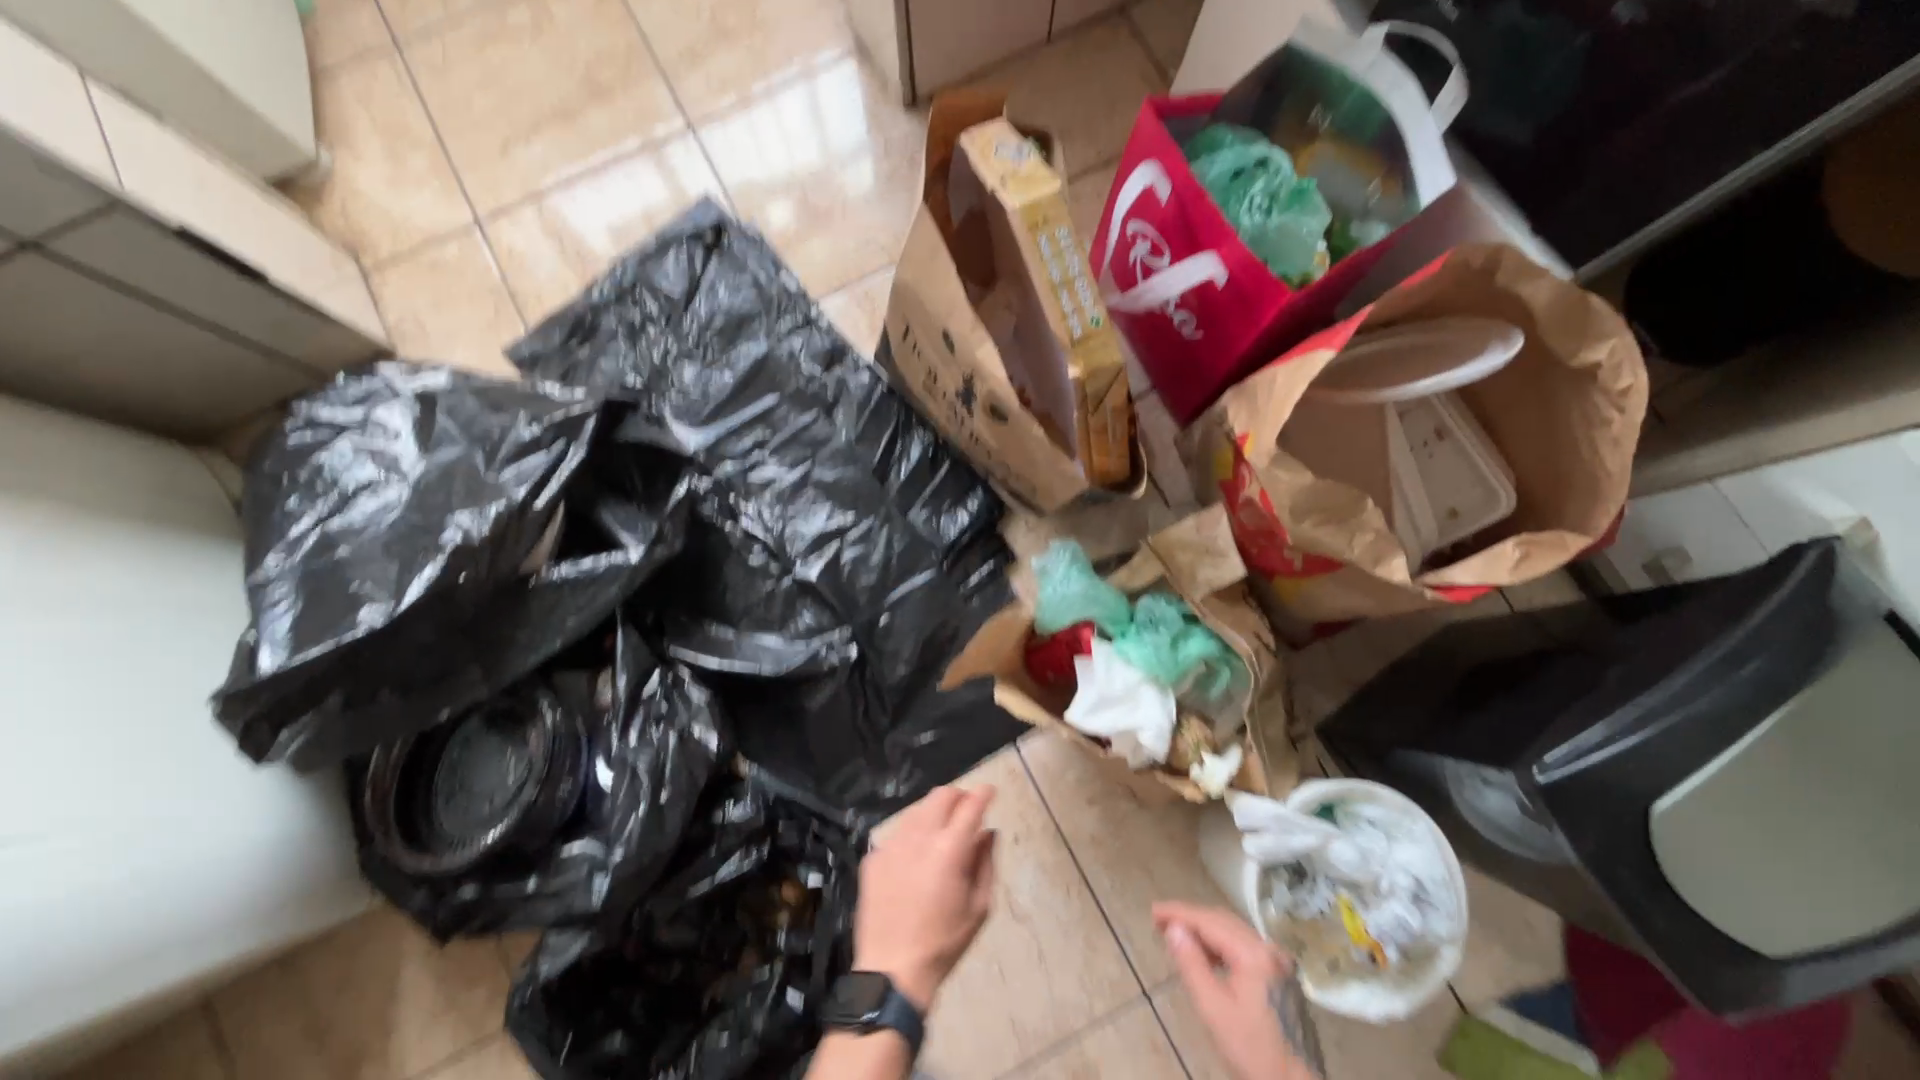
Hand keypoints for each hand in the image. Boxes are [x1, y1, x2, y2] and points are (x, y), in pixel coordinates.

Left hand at [853, 785, 997, 1011]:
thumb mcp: (979, 907)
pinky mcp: (872, 859)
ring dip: (933, 813)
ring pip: (915, 811)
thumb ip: (985, 863)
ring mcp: (891, 846)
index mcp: (949, 849)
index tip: (990, 791)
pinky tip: (915, 857)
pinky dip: (912, 835)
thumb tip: (988, 833)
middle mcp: (918, 838)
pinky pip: (896, 834)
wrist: (891, 969)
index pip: (970, 806)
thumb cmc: (944, 942)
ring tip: (942, 832)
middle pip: (939, 796)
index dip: (983, 794)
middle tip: (967, 809)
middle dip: (957, 796)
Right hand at [1154, 902, 1325, 1079]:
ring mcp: (1280, 963)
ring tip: (1177, 936)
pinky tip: (1207, 955)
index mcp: (1255, 954)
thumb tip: (1174, 928)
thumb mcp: (1213, 1008)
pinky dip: (1223, 945)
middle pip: (1225, 922)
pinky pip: (1247, 948)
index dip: (1179, 913)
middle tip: (1160, 921)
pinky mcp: (1283, 978)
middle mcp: (1271, 950)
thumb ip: (1192, 964)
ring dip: (1206, 931)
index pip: (1210, 922)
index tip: (1153, 911)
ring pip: (1236, 933)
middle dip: (1192, 918)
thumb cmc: (1251, 1050)